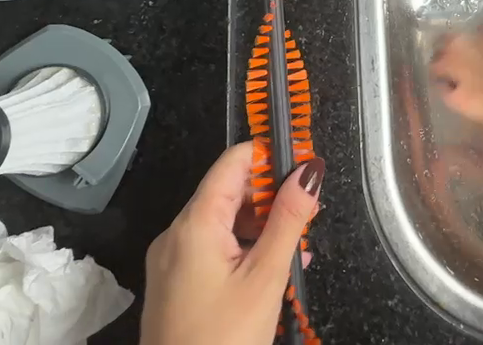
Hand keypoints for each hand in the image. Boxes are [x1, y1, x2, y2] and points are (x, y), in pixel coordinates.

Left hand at [139, 142, 323, 344]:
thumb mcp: (266, 277)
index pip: (234, 161)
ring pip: (223, 221)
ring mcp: (171, 261)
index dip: (271, 156)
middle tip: (310, 213)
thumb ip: (289, 217)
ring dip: (262, 225)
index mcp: (194, 223)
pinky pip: (213, 248)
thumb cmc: (225, 339)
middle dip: (271, 195)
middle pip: (229, 190)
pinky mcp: (174, 286)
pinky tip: (273, 268)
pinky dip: (243, 248)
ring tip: (299, 246)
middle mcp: (176, 234)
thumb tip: (310, 168)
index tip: (305, 168)